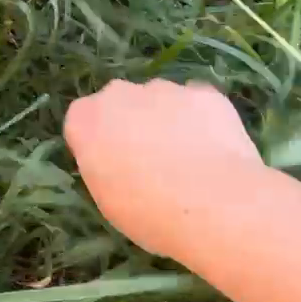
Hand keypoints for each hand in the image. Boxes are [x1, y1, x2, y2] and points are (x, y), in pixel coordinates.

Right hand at [64, 79, 265, 257]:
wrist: (215, 207)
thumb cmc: (149, 213)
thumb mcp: (106, 199)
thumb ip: (103, 166)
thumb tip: (117, 160)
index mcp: (84, 119)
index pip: (84, 123)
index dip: (101, 144)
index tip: (116, 167)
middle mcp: (116, 93)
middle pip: (120, 103)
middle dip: (132, 123)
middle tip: (153, 160)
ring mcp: (161, 88)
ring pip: (160, 99)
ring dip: (167, 119)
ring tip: (192, 159)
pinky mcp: (203, 92)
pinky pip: (197, 102)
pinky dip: (203, 119)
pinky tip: (217, 149)